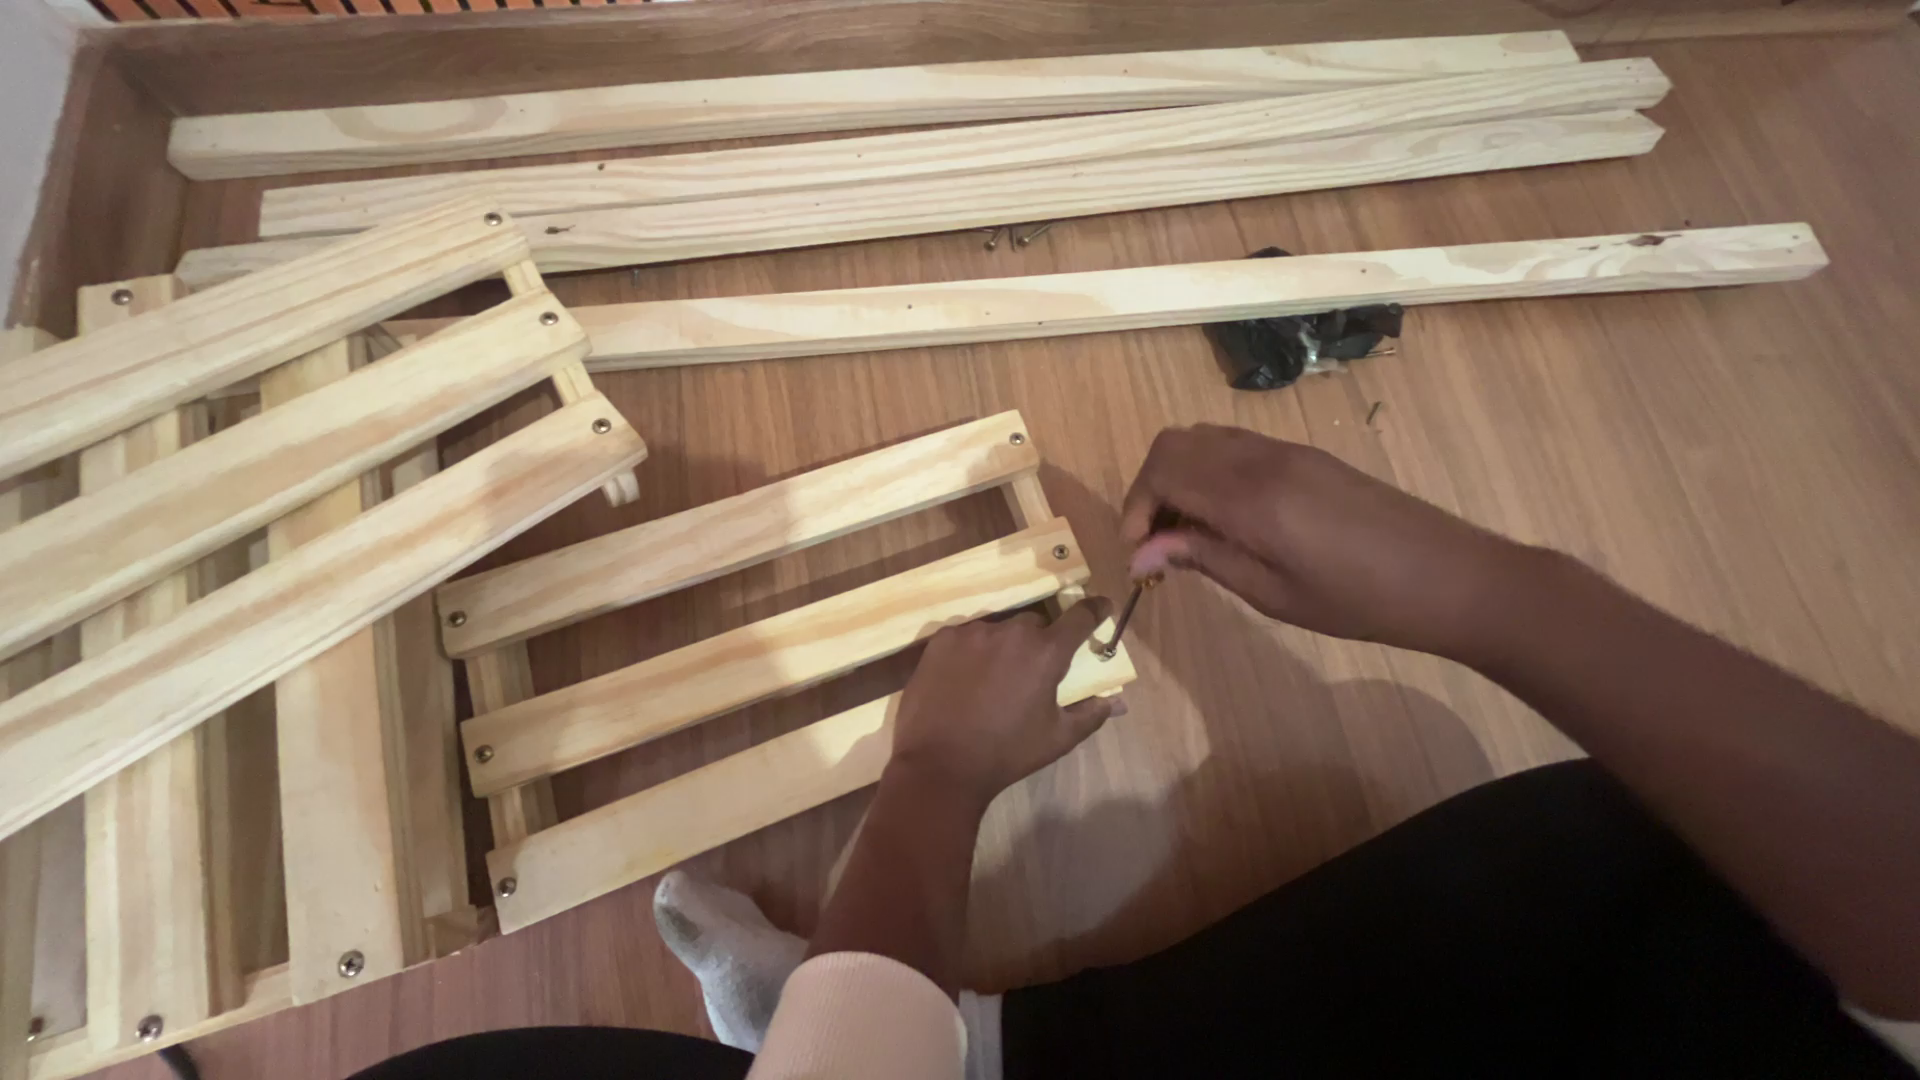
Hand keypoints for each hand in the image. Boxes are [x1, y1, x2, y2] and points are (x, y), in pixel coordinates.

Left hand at [888, 599, 1123, 809]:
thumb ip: (1090, 714)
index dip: (1094, 610)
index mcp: (1046, 652)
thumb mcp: (1057, 738)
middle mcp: (1011, 632)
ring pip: (998, 629)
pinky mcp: (942, 639)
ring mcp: (973, 632)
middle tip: (1031, 671)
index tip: (1101, 607)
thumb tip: (1116, 702)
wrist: (941, 765)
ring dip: (1003, 646)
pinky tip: (963, 679)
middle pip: (1034, 624)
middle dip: (1039, 641)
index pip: (1079, 617)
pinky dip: (971, 651)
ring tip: (991, 679)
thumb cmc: (1007, 753)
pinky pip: (966, 636)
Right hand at [1121, 424, 1533, 660]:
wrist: (1451, 577)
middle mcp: (1262, 460)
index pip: (1163, 471)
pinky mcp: (1304, 455)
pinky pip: (1234, 446)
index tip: (1138, 552)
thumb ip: (1202, 558)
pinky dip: (1209, 472)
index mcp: (1251, 497)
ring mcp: (1286, 451)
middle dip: (1149, 489)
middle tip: (1157, 541)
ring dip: (1178, 477)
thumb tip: (1140, 554)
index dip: (1136, 508)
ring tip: (1188, 531)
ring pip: (1202, 438)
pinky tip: (1226, 517)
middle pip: (1174, 444)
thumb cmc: (1359, 601)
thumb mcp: (1271, 592)